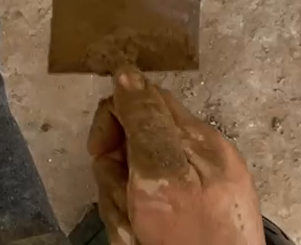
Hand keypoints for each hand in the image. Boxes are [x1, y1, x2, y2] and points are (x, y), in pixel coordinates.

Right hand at [87, 68, 263, 244]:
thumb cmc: (191, 236)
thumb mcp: (164, 173)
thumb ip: (145, 121)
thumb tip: (125, 71)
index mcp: (201, 139)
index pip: (144, 97)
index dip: (113, 117)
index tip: (99, 149)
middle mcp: (197, 159)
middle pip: (130, 135)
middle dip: (113, 167)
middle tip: (123, 198)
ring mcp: (189, 190)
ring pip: (128, 171)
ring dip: (117, 198)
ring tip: (132, 228)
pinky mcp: (179, 216)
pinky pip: (139, 200)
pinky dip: (128, 218)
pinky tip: (136, 237)